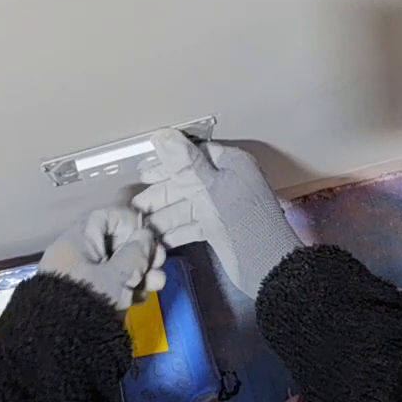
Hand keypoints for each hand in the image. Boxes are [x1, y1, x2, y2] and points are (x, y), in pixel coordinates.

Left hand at [38, 207, 167, 310]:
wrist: (64, 346)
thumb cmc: (90, 300)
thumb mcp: (117, 275)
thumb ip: (135, 253)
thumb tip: (145, 235)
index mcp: (78, 242)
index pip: (104, 218)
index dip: (128, 223)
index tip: (146, 237)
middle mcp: (80, 256)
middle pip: (116, 243)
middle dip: (142, 253)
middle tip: (159, 263)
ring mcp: (86, 279)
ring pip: (119, 267)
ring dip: (142, 273)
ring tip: (156, 284)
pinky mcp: (93, 299)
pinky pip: (115, 286)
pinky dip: (130, 289)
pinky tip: (141, 298)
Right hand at [131, 129, 302, 297]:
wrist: (265, 266)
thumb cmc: (244, 221)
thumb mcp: (211, 188)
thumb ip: (185, 163)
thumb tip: (162, 135)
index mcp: (230, 164)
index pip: (192, 156)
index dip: (165, 164)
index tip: (143, 174)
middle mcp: (226, 182)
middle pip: (185, 182)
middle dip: (160, 195)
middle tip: (136, 205)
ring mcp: (221, 207)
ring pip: (185, 206)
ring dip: (163, 216)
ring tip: (141, 226)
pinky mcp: (217, 229)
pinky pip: (191, 225)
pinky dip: (174, 231)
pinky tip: (157, 239)